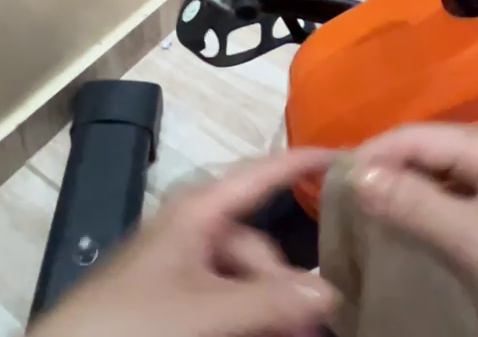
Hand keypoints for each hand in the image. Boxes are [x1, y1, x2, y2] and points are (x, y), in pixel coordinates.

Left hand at [28, 146, 339, 336]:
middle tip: (313, 324)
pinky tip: (259, 333)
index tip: (346, 157)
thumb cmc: (131, 321)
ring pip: (242, 277)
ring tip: (289, 336)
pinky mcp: (172, 295)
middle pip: (258, 242)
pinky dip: (244, 315)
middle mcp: (194, 226)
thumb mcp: (204, 310)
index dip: (302, 161)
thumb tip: (331, 290)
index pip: (262, 173)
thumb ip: (267, 300)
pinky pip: (222, 297)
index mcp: (199, 209)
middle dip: (285, 282)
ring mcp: (181, 262)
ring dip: (266, 307)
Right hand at [350, 123, 477, 336]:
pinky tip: (393, 236)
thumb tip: (353, 174)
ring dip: (393, 195)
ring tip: (354, 222)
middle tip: (333, 208)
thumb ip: (417, 207)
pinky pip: (439, 206)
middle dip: (377, 173)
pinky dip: (412, 216)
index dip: (368, 156)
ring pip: (426, 180)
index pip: (410, 136)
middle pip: (416, 153)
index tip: (323, 188)